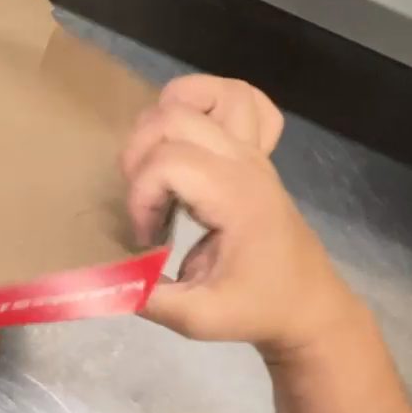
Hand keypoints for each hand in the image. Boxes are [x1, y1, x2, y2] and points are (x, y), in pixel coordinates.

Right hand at [121, 75, 359, 357]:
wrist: (310, 306)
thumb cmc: (259, 309)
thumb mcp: (200, 318)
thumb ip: (148, 298)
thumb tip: (101, 281)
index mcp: (236, 196)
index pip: (166, 162)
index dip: (140, 197)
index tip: (148, 238)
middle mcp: (244, 161)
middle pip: (173, 117)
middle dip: (139, 156)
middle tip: (143, 201)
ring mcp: (253, 151)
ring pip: (204, 94)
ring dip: (165, 120)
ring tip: (157, 165)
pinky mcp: (254, 152)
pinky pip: (240, 99)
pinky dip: (211, 102)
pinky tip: (195, 132)